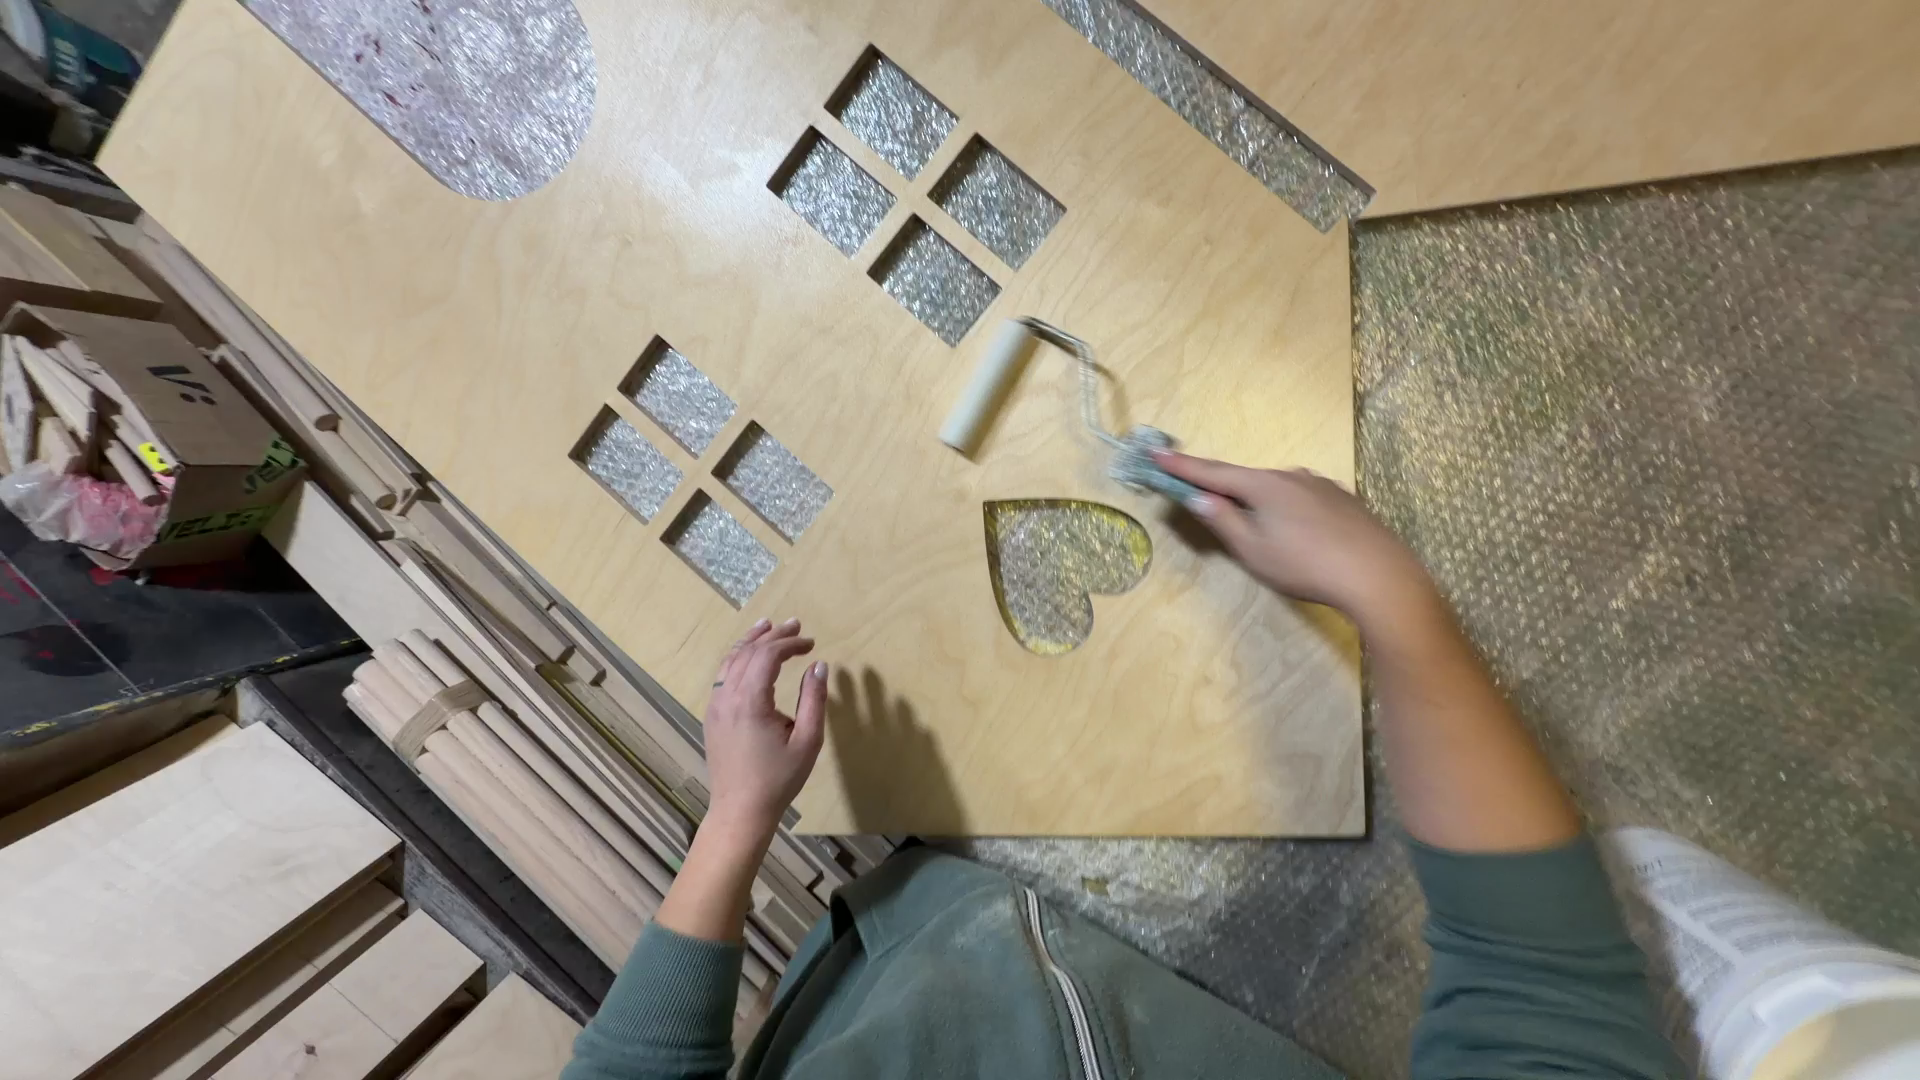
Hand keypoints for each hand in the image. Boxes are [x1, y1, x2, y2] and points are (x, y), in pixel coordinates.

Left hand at [703, 618, 827, 842]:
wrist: (740, 810)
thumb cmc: (779, 779)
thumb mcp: (808, 741)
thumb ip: (814, 699)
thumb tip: (819, 665)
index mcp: (751, 702)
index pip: (768, 656)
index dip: (790, 644)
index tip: (812, 644)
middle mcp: (727, 697)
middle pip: (748, 652)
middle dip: (773, 635)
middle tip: (796, 624)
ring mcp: (715, 706)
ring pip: (730, 660)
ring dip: (751, 641)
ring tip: (768, 626)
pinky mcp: (712, 715)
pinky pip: (722, 675)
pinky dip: (737, 657)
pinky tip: (748, 655)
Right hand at [1155, 451, 1435, 630]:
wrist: (1379, 576)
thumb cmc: (1304, 565)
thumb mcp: (1252, 549)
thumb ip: (1223, 520)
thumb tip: (1199, 497)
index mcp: (1263, 485)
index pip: (1212, 472)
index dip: (1181, 466)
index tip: (1155, 453)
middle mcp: (1291, 475)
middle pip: (1245, 479)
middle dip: (1221, 487)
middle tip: (1202, 499)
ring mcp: (1321, 485)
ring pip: (1276, 488)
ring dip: (1257, 500)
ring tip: (1255, 527)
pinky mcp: (1343, 500)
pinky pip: (1301, 497)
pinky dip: (1285, 508)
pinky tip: (1295, 531)